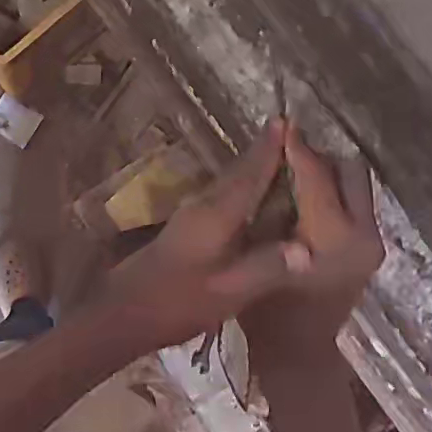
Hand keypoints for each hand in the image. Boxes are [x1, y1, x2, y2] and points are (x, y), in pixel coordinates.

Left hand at [95, 119, 314, 349]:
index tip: (283, 120)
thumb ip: (266, 268)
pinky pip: (219, 200)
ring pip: (225, 186)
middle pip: (236, 175)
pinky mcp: (183, 231)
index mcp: (215, 216)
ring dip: (248, 171)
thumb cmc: (176, 301)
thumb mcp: (227, 291)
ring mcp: (189, 218)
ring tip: (274, 159)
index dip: (268, 150)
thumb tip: (308, 249)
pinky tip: (247, 201)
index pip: (248, 176)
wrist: (124, 311)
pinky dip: (238, 192)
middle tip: (286, 134)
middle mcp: (201, 208)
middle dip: (261, 154)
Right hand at [240, 126, 384, 350]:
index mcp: (332, 237)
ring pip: (356, 186)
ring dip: (326, 176)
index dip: (297, 148)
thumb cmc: (265, 309)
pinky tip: (302, 203)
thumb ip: (266, 207)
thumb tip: (269, 165)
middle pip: (350, 171)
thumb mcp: (257, 252)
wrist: (298, 354)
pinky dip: (331, 196)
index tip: (281, 125)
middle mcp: (364, 235)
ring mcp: (373, 244)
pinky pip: (354, 206)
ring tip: (292, 177)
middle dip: (318, 158)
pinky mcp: (371, 252)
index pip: (318, 176)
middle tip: (285, 156)